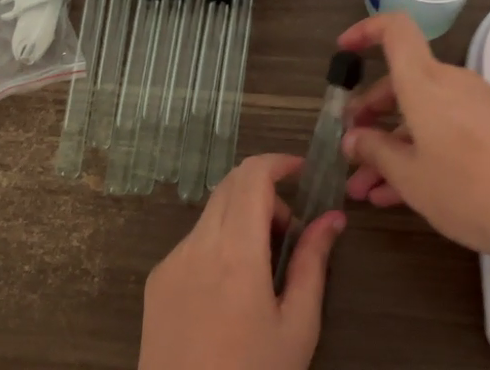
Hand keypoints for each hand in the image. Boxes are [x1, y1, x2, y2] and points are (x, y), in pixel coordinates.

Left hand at [139, 153, 344, 369]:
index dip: (279, 162)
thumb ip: (313, 264)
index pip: (252, 176)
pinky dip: (218, 243)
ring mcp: (172, 259)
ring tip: (263, 269)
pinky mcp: (157, 278)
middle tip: (289, 233)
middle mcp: (198, 244)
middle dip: (264, 192)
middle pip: (230, 185)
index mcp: (235, 251)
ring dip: (241, 218)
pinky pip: (193, 241)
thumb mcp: (297, 327)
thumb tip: (333, 218)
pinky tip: (230, 292)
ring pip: (211, 212)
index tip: (303, 172)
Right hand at [338, 13, 489, 300]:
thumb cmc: (475, 191)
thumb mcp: (414, 179)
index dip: (365, 32)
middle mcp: (451, 84)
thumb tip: (352, 137)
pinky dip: (423, 152)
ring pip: (423, 114)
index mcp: (425, 83)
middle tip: (351, 151)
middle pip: (403, 82)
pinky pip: (448, 129)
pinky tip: (406, 194)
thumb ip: (376, 153)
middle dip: (370, 116)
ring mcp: (479, 106)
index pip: (395, 29)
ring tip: (369, 190)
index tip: (342, 53)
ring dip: (393, 146)